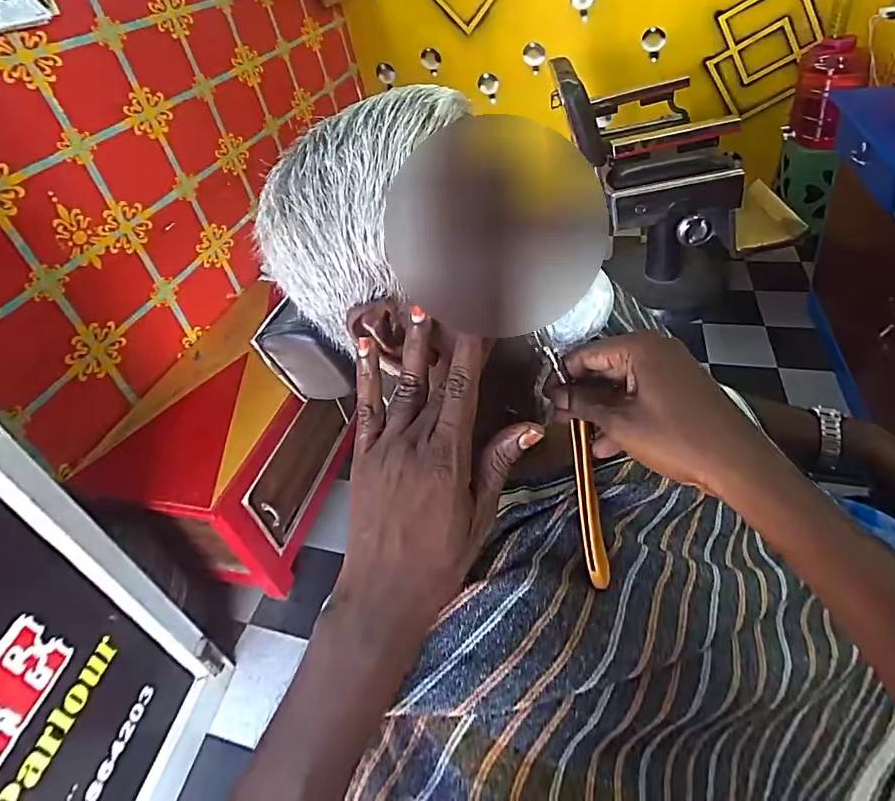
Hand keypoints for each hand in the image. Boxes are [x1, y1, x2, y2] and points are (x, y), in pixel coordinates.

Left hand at [332, 309, 541, 639]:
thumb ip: (497, 464)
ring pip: (400, 386)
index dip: (470, 354)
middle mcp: (414, 442)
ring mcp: (384, 446)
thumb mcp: (479, 517)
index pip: (462, 392)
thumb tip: (531, 424)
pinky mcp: (363, 454)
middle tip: (445, 300)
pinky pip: (365, 408)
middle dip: (441, 338)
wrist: (381, 595)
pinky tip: (363, 347)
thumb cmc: (439, 560)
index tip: (477, 323)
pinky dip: (365, 376)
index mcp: (447, 457)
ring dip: (407, 346)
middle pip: (432, 381)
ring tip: (412, 308)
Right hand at [544, 331, 779, 492]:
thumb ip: (585, 406)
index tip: (544, 398)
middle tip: (558, 418)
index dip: (562, 377)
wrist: (737, 463)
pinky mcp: (679, 390)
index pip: (586, 354)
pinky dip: (624, 414)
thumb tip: (557, 397)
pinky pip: (641, 395)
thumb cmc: (676, 438)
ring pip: (622, 384)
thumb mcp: (622, 424)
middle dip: (581, 395)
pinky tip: (605, 444)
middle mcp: (654, 350)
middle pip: (604, 367)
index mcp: (639, 347)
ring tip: (576, 434)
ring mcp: (669, 369)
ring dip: (600, 409)